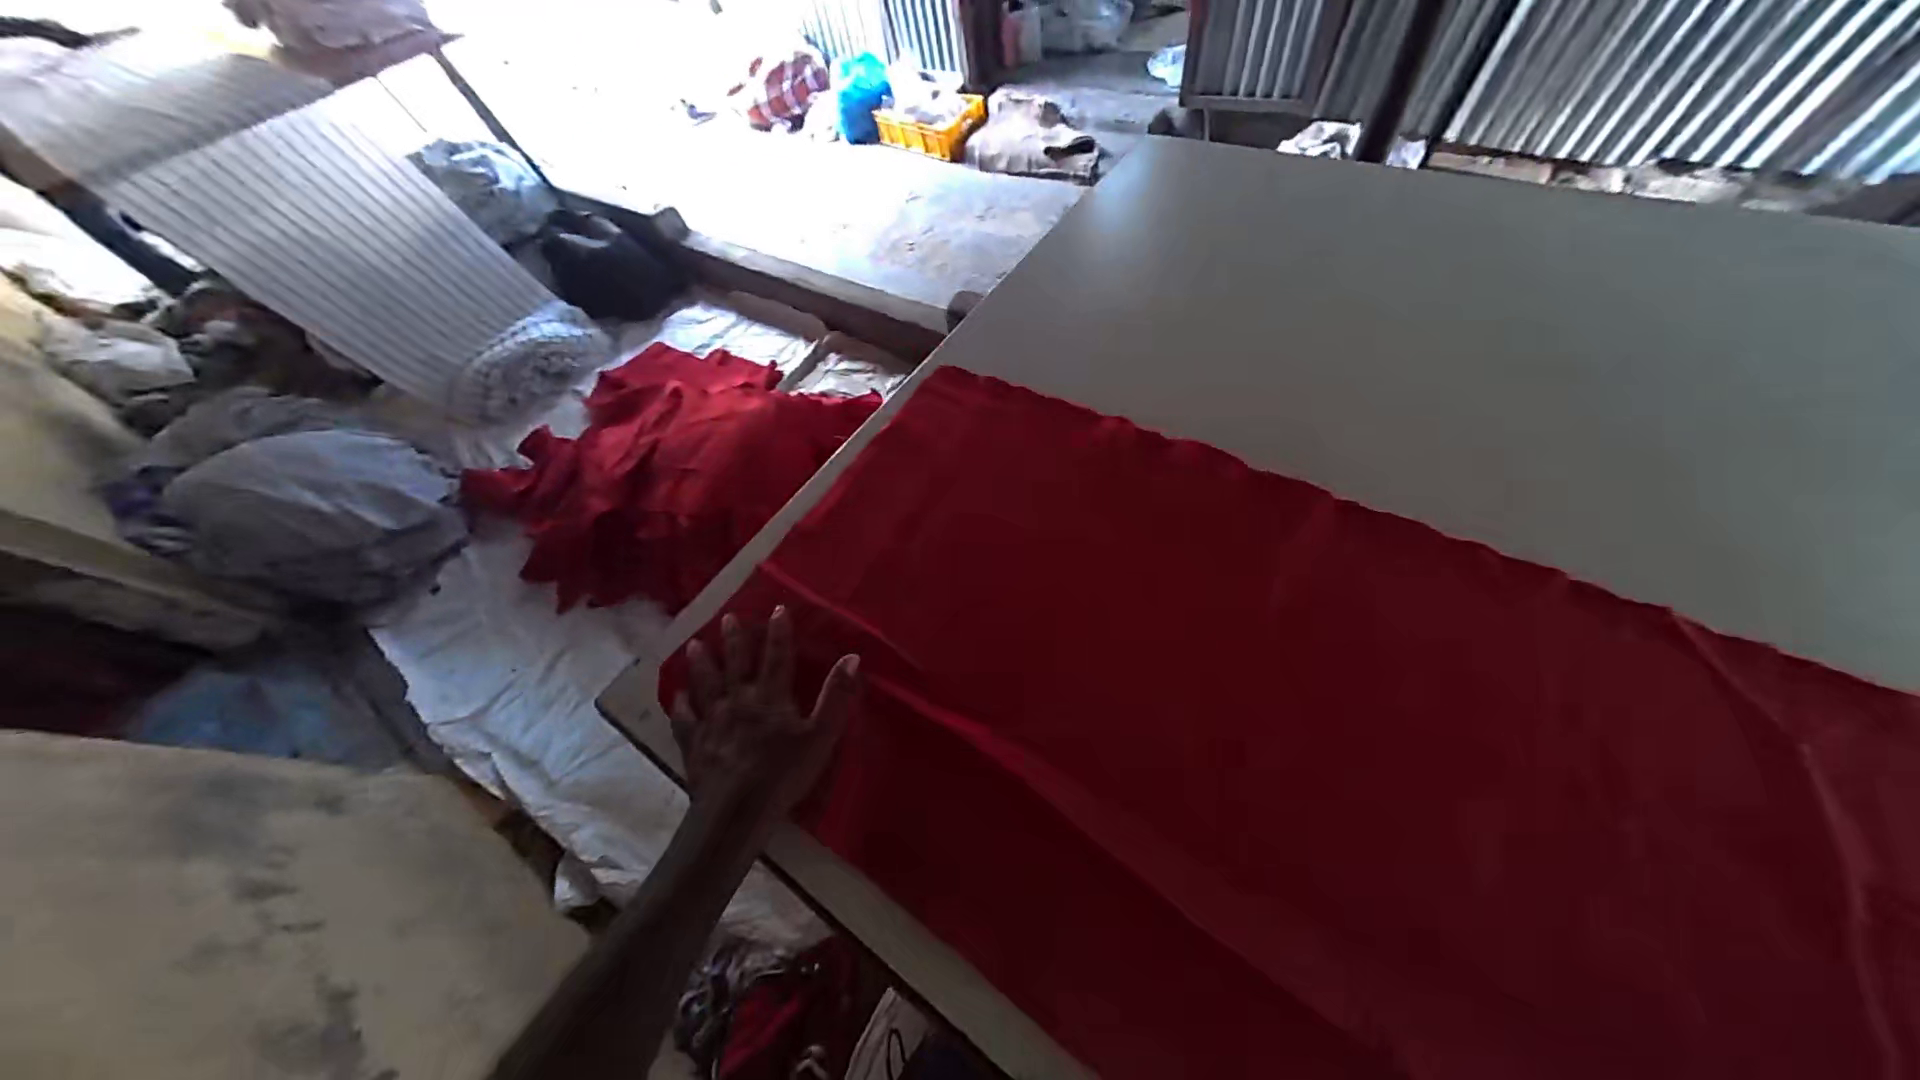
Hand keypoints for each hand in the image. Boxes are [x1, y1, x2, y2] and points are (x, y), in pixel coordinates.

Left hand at [670, 606, 859, 817]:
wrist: (735, 810)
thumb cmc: (783, 773)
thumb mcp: (821, 736)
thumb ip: (836, 696)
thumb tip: (852, 657)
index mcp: (771, 697)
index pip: (777, 657)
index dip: (778, 632)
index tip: (776, 608)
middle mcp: (739, 701)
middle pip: (736, 664)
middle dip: (735, 640)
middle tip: (727, 618)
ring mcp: (712, 722)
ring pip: (705, 685)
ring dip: (701, 664)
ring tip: (695, 645)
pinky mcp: (694, 744)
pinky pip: (684, 719)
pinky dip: (680, 706)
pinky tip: (677, 696)